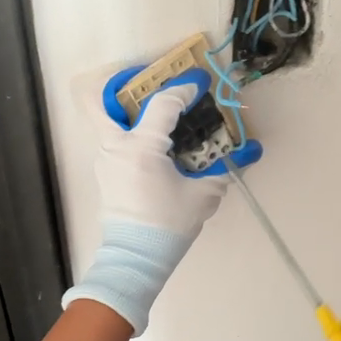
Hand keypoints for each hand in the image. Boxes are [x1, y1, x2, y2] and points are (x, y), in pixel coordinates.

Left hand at [61, 67, 258, 333]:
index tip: (197, 84)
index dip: (182, 89)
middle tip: (143, 81)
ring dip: (123, 111)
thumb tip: (242, 157)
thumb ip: (220, 173)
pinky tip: (151, 143)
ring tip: (152, 113)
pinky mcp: (104, 174)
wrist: (135, 259)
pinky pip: (111, 142)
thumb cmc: (168, 225)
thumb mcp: (202, 197)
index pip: (162, 104)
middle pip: (98, 101)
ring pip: (103, 122)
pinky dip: (127, 133)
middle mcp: (116, 147)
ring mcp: (105, 160)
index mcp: (141, 148)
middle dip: (118, 84)